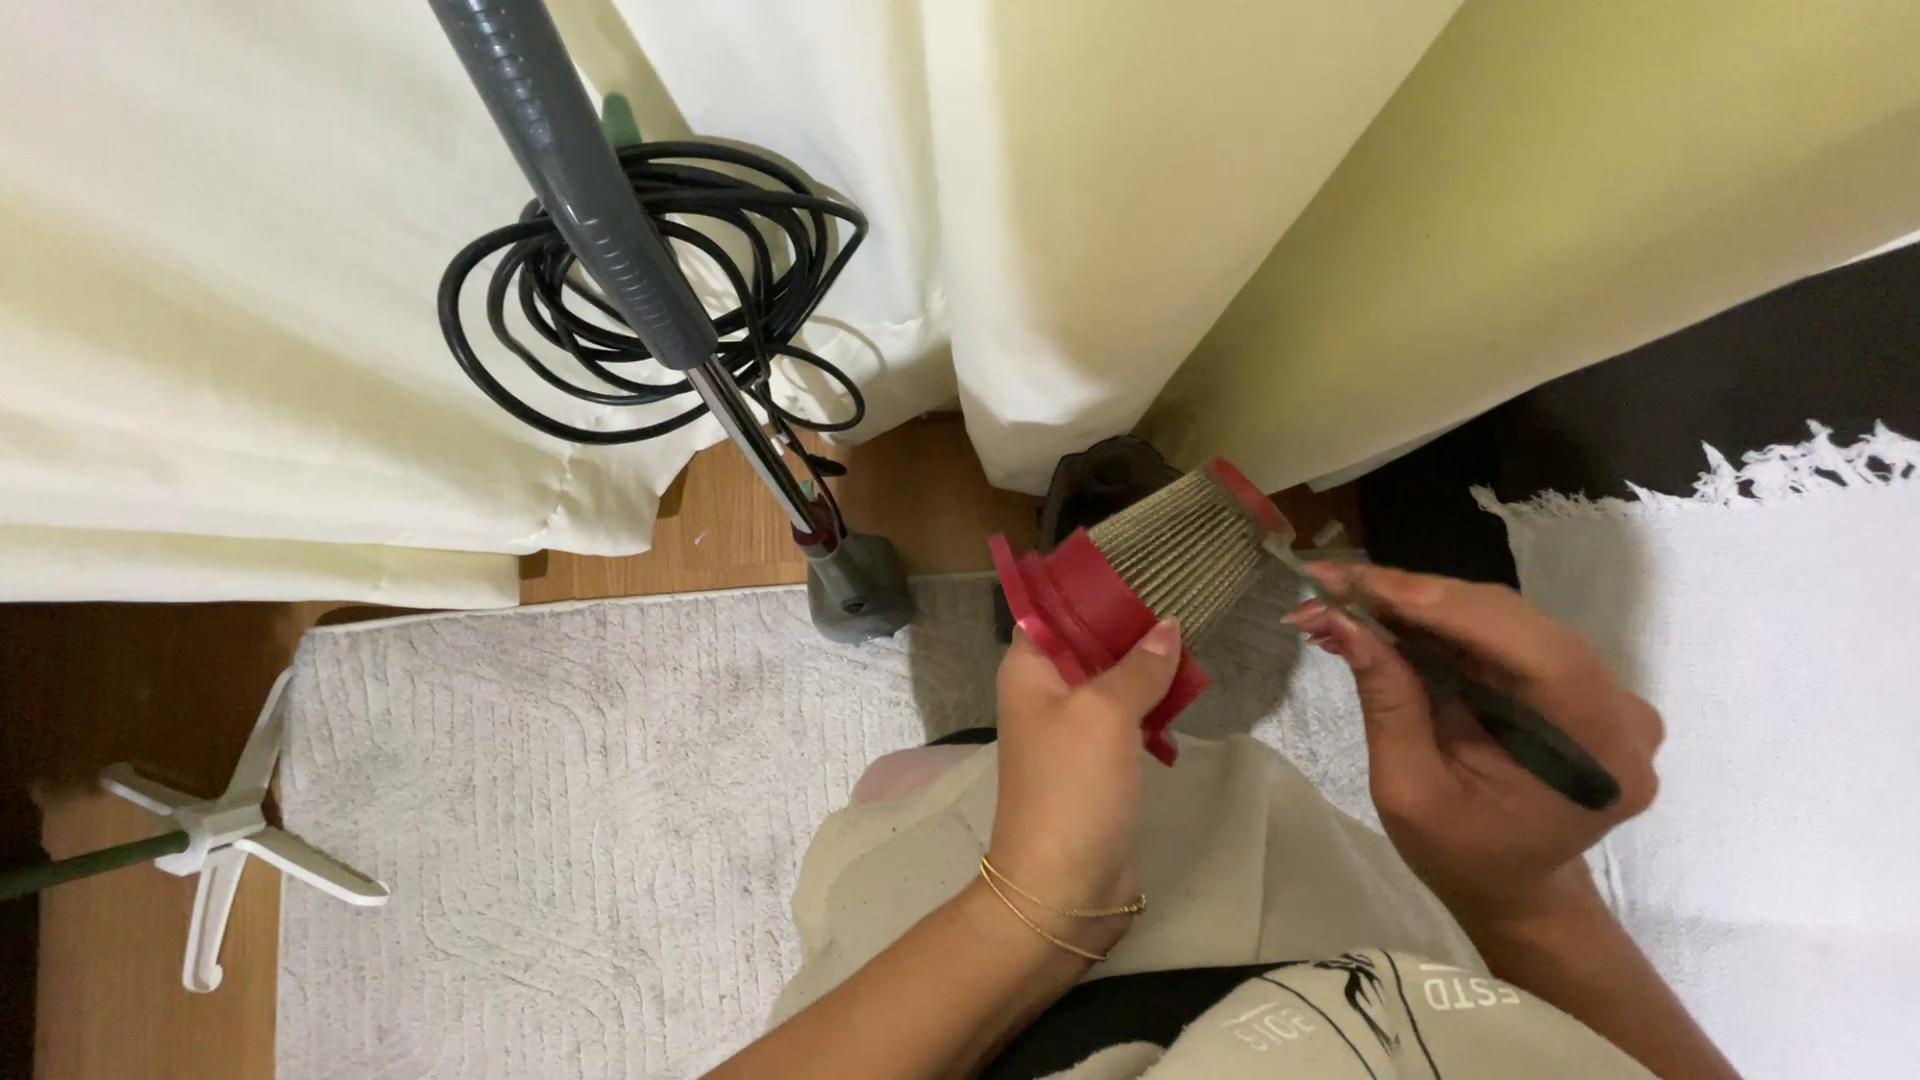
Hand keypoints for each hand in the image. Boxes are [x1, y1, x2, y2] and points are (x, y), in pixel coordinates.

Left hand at [987, 621, 1182, 955]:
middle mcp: (1042, 691)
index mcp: (1027, 669)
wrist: (1063, 884)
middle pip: (1085, 643)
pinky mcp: (1094, 760)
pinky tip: (1182, 693)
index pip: (1050, 610)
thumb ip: (1138, 666)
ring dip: (1143, 668)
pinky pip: (1122, 717)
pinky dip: (1148, 705)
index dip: (1087, 590)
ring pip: (1108, 680)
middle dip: (1127, 628)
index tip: (1135, 571)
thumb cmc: (1072, 784)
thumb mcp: (1106, 713)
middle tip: (1177, 605)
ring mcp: (1068, 727)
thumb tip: (1167, 626)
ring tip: (1188, 643)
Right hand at [1284, 564, 1662, 931]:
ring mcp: (1596, 690)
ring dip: (1414, 603)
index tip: (1364, 585)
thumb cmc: (1462, 855)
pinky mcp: (1564, 679)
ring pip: (1498, 617)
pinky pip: (1493, 631)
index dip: (1448, 608)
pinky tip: (1376, 614)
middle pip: (1512, 622)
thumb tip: (1341, 622)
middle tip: (1330, 584)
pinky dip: (1429, 619)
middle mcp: (1615, 708)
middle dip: (1414, 597)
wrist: (1513, 886)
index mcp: (1596, 751)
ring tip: (1341, 597)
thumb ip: (1386, 703)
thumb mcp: (1409, 789)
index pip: (1534, 650)